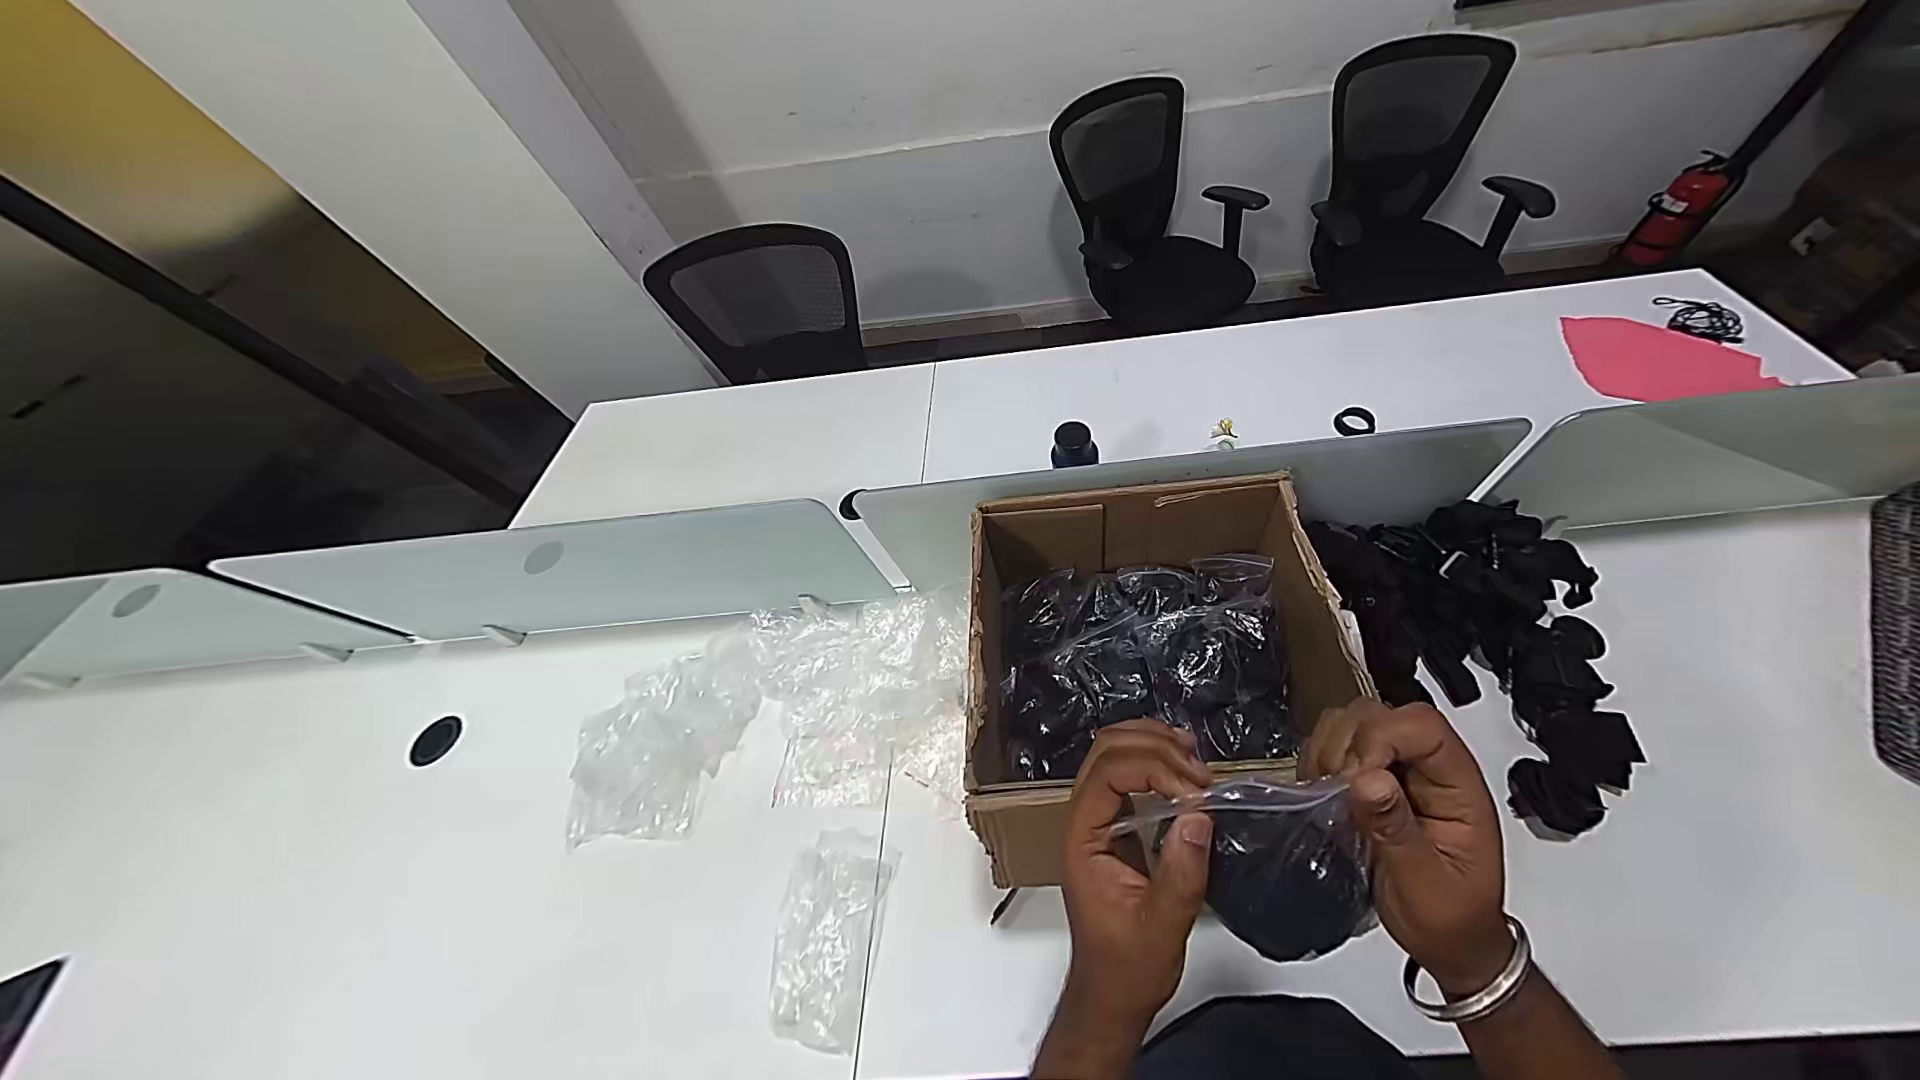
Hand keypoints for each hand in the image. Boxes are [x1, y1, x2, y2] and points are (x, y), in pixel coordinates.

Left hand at [1060, 719, 1213, 1027]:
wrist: (1111, 988)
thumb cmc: (1126, 965)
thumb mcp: (1161, 929)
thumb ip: (1180, 876)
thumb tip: (1199, 817)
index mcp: (1082, 835)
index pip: (1108, 772)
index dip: (1153, 770)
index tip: (1194, 794)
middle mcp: (1084, 815)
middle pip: (1108, 748)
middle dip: (1156, 748)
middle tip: (1201, 775)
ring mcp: (1098, 813)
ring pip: (1115, 749)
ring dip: (1155, 744)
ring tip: (1197, 763)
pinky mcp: (1116, 818)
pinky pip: (1128, 768)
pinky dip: (1157, 756)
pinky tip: (1185, 766)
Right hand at [1307, 700, 1511, 996]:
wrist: (1447, 941)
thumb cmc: (1448, 918)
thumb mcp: (1426, 885)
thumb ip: (1397, 831)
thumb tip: (1369, 780)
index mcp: (1457, 787)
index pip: (1422, 726)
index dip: (1381, 738)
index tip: (1355, 779)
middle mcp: (1426, 767)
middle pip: (1378, 715)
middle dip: (1345, 746)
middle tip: (1337, 791)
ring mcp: (1395, 768)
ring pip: (1350, 723)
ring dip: (1327, 752)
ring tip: (1328, 795)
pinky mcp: (1366, 774)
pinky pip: (1331, 743)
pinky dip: (1316, 762)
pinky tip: (1321, 794)